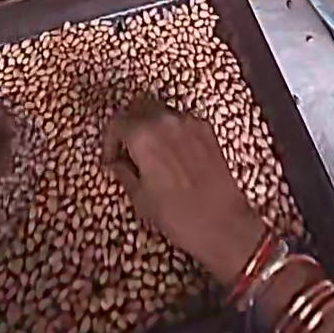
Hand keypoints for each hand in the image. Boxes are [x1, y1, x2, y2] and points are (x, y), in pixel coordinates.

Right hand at [102, 96, 265, 283]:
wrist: (225, 223)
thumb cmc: (177, 215)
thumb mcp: (141, 198)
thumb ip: (123, 172)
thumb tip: (115, 163)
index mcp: (142, 135)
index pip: (116, 123)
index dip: (109, 142)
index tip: (111, 160)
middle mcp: (163, 119)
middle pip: (137, 109)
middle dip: (129, 128)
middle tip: (129, 152)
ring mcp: (187, 120)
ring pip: (160, 112)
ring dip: (150, 126)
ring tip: (153, 153)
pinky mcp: (205, 127)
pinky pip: (180, 120)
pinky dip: (172, 131)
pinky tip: (176, 155)